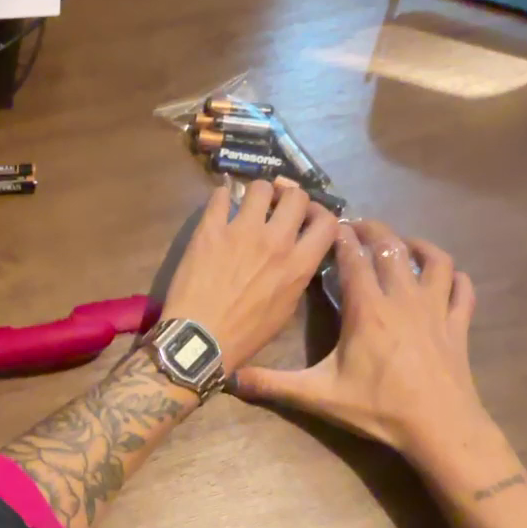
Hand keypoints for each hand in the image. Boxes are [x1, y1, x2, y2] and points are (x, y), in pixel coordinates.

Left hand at [162, 179, 338, 372]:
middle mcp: (275, 241)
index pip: (328, 222)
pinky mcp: (210, 230)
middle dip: (290, 198)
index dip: (320, 215)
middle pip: (296, 196)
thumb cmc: (244, 336)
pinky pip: (220, 196)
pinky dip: (223, 197)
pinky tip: (221, 206)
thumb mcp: (285, 312)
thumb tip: (296, 259)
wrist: (199, 339)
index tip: (308, 219)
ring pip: (260, 188)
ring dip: (259, 193)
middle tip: (278, 208)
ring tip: (250, 205)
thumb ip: (296, 278)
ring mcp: (241, 232)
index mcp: (298, 265)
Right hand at [233, 219, 486, 456]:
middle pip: (391, 248)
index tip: (330, 222)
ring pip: (433, 260)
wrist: (439, 427)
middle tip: (359, 226)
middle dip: (374, 231)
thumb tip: (230, 378)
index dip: (341, 237)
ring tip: (401, 243)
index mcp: (366, 309)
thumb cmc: (377, 408)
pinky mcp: (458, 325)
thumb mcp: (317, 396)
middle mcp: (402, 298)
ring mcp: (436, 310)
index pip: (353, 259)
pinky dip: (454, 276)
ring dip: (416, 245)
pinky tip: (445, 277)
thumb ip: (273, 384)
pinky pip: (462, 289)